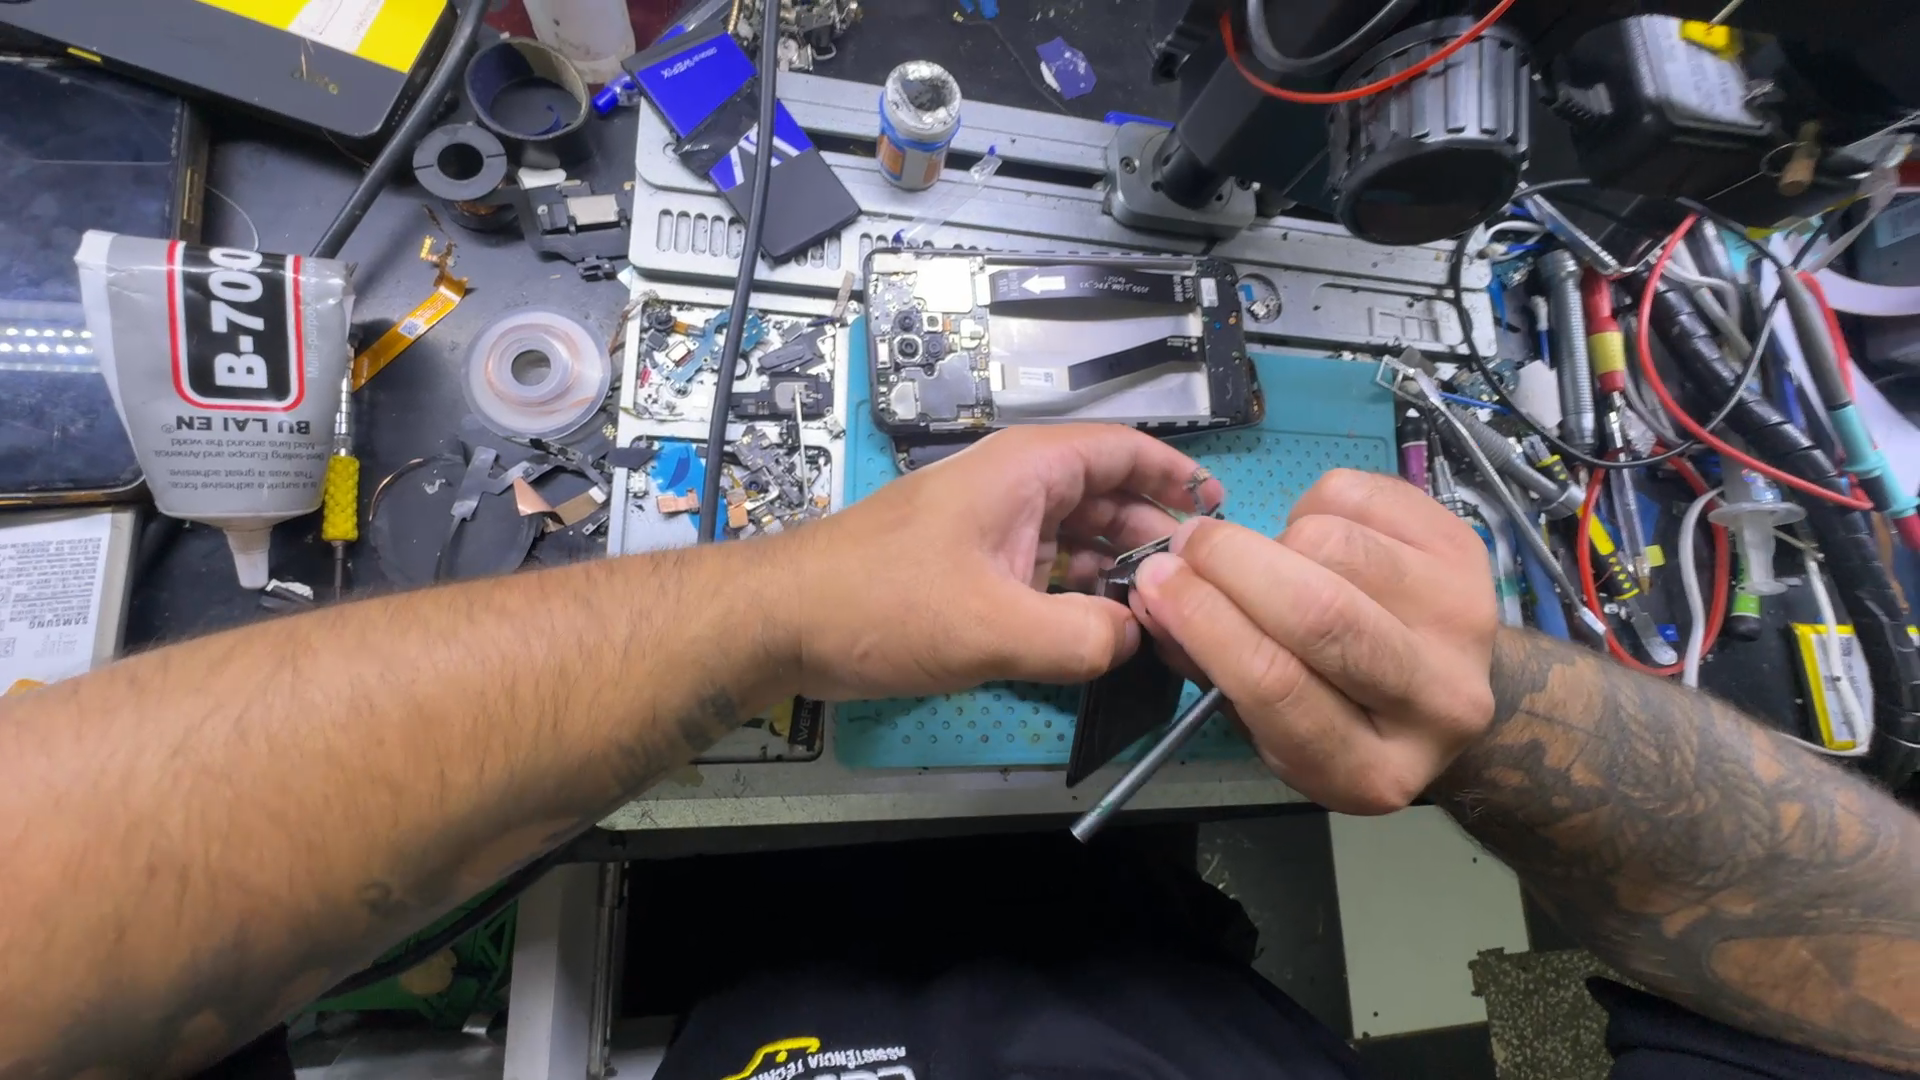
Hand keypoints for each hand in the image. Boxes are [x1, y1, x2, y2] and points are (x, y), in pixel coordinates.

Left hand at [782, 424, 1223, 700]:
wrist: (787, 621)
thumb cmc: (880, 604)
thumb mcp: (992, 627)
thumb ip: (1082, 638)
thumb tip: (1136, 640)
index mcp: (1025, 471)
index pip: (1123, 450)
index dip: (1176, 478)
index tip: (1216, 520)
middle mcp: (1014, 490)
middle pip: (1107, 500)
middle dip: (1151, 542)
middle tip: (1193, 594)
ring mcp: (992, 529)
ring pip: (1076, 541)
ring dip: (1114, 578)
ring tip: (1154, 622)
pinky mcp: (974, 567)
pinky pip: (1043, 573)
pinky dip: (1074, 599)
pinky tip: (1098, 634)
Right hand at [1128, 469, 1495, 813]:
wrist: (1437, 686)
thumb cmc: (1327, 706)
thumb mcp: (1257, 719)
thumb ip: (1201, 660)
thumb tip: (1152, 588)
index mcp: (1367, 768)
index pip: (1274, 683)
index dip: (1203, 620)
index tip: (1154, 578)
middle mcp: (1436, 701)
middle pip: (1318, 611)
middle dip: (1229, 562)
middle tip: (1185, 544)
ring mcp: (1465, 620)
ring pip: (1336, 544)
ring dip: (1272, 537)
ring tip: (1266, 559)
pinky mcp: (1469, 552)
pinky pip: (1363, 497)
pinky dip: (1311, 504)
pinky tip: (1312, 536)